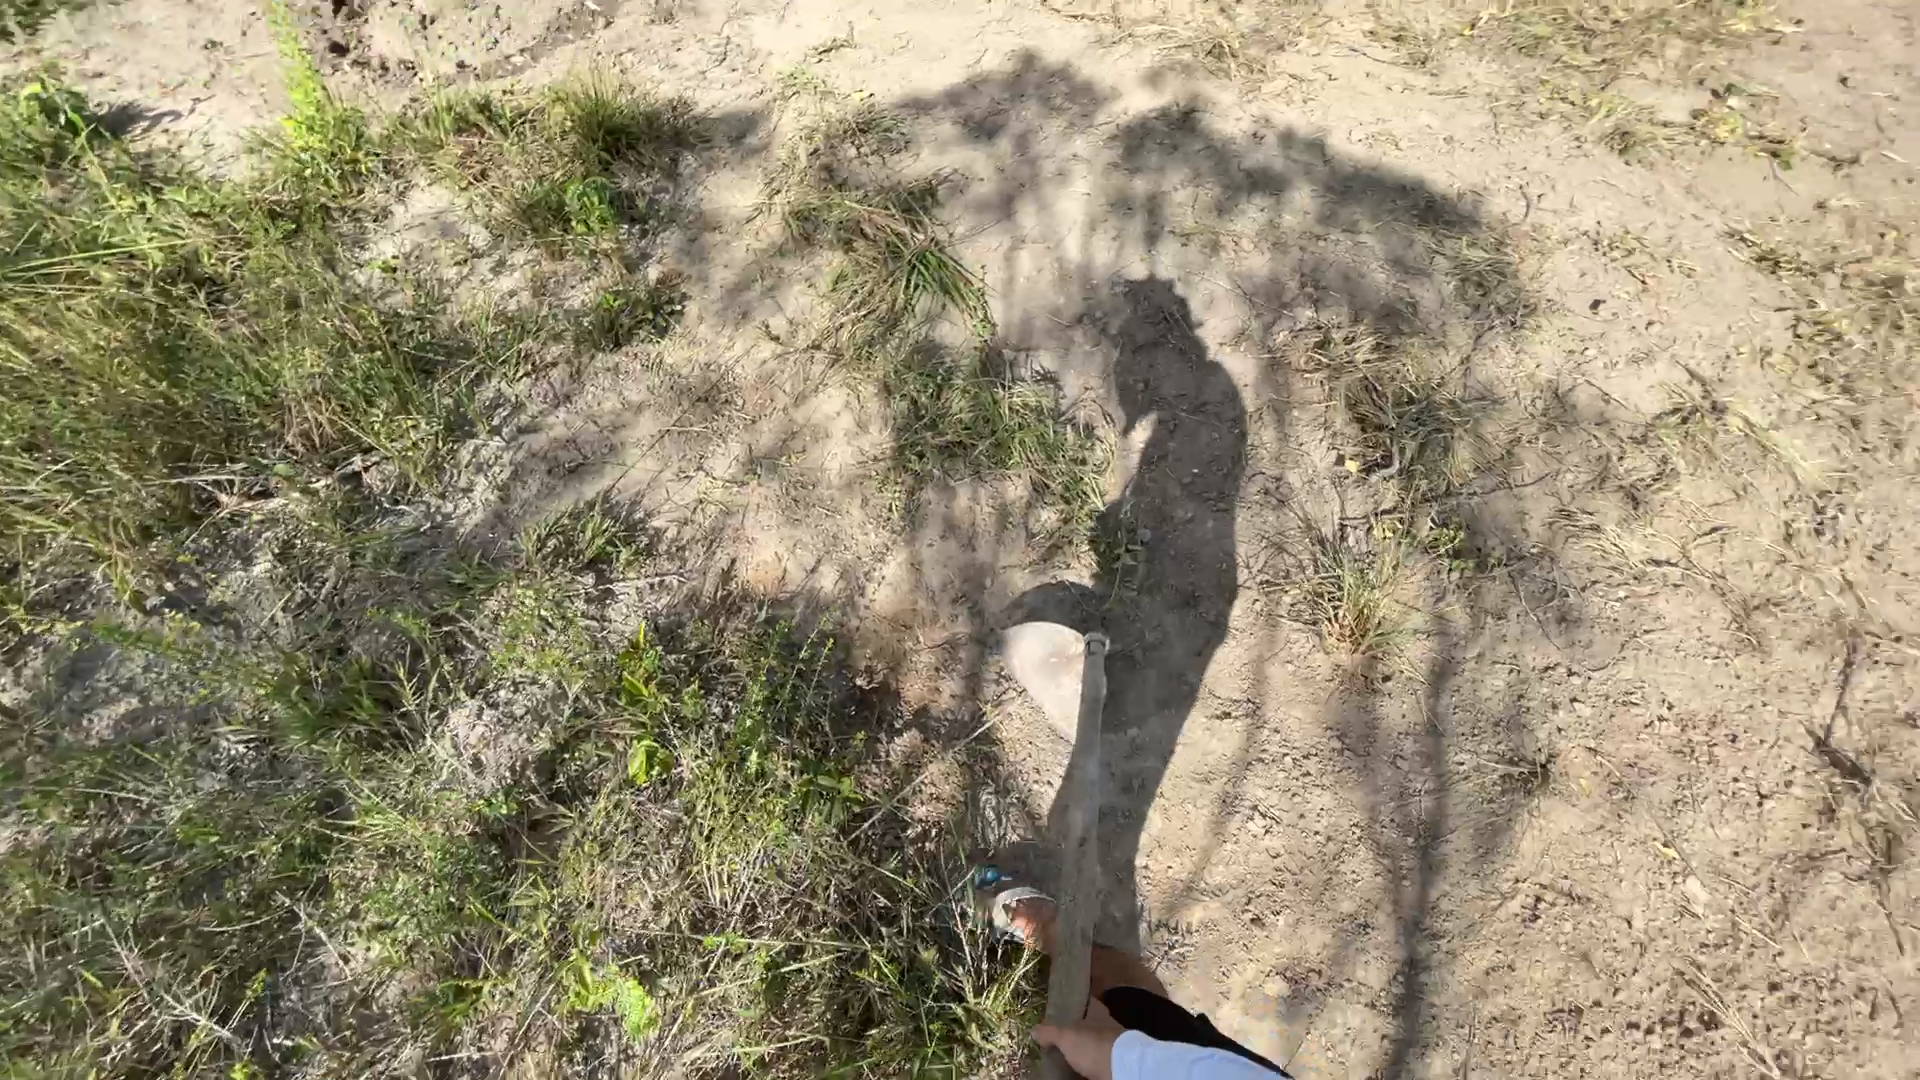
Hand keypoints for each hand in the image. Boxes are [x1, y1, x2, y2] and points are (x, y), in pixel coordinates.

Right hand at [1033, 997, 1124, 1079]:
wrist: (1121, 1069)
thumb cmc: (1093, 1044)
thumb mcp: (1066, 1036)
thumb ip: (1050, 1031)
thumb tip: (1033, 1029)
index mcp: (1096, 1010)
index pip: (1085, 1001)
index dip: (1073, 1004)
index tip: (1059, 1009)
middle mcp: (1106, 1024)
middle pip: (1088, 1025)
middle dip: (1076, 1032)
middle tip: (1056, 1039)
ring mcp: (1112, 1045)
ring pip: (1093, 1045)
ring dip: (1082, 1052)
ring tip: (1064, 1058)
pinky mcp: (1114, 1063)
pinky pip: (1096, 1063)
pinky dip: (1087, 1067)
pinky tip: (1075, 1071)